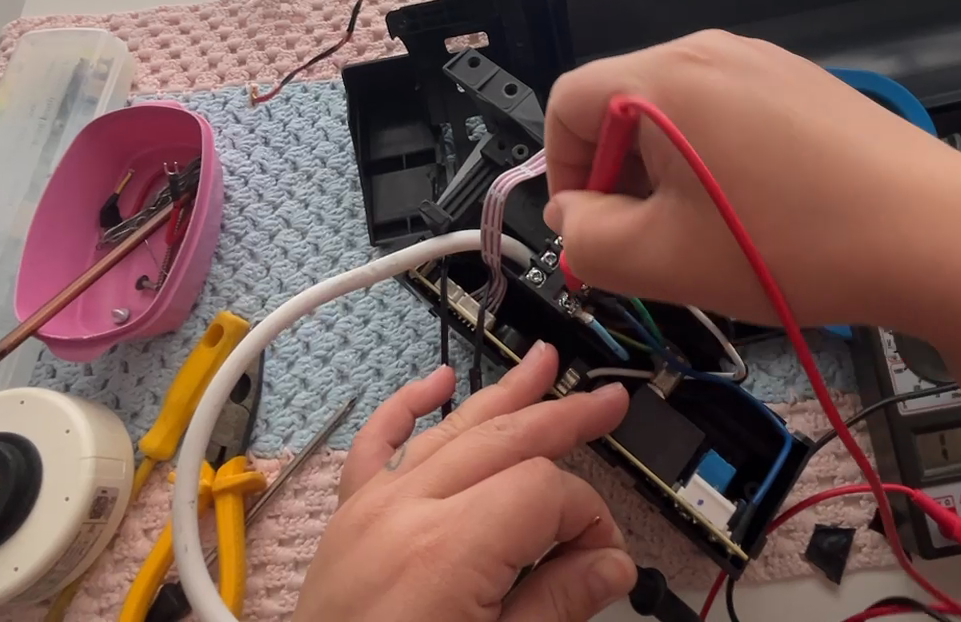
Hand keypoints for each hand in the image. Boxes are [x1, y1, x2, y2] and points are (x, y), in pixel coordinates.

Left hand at [295, 342, 634, 621]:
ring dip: (503, 394)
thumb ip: (556, 605)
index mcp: (447, 551)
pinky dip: (407, 406)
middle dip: (563, 419)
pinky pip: (376, 443)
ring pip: (451, 428)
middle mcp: (407, 509)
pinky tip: (438, 380)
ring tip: (543, 362)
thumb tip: (614, 564)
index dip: (587, 515)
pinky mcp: (346, 518)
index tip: (605, 554)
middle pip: (503, 439)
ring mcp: (370, 507)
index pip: (543, 491)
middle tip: (610, 402)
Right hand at [543, 30, 960, 331]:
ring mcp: (762, 63)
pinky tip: (748, 207)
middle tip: (641, 235)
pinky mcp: (799, 85)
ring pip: (673, 110)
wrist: (934, 237)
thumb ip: (584, 237)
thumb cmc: (794, 246)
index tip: (586, 222)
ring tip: (697, 227)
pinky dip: (710, 157)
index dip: (559, 166)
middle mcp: (711, 53)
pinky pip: (725, 112)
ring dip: (662, 169)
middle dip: (613, 172)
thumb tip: (570, 212)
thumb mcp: (661, 259)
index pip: (568, 101)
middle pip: (620, 102)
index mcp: (665, 80)